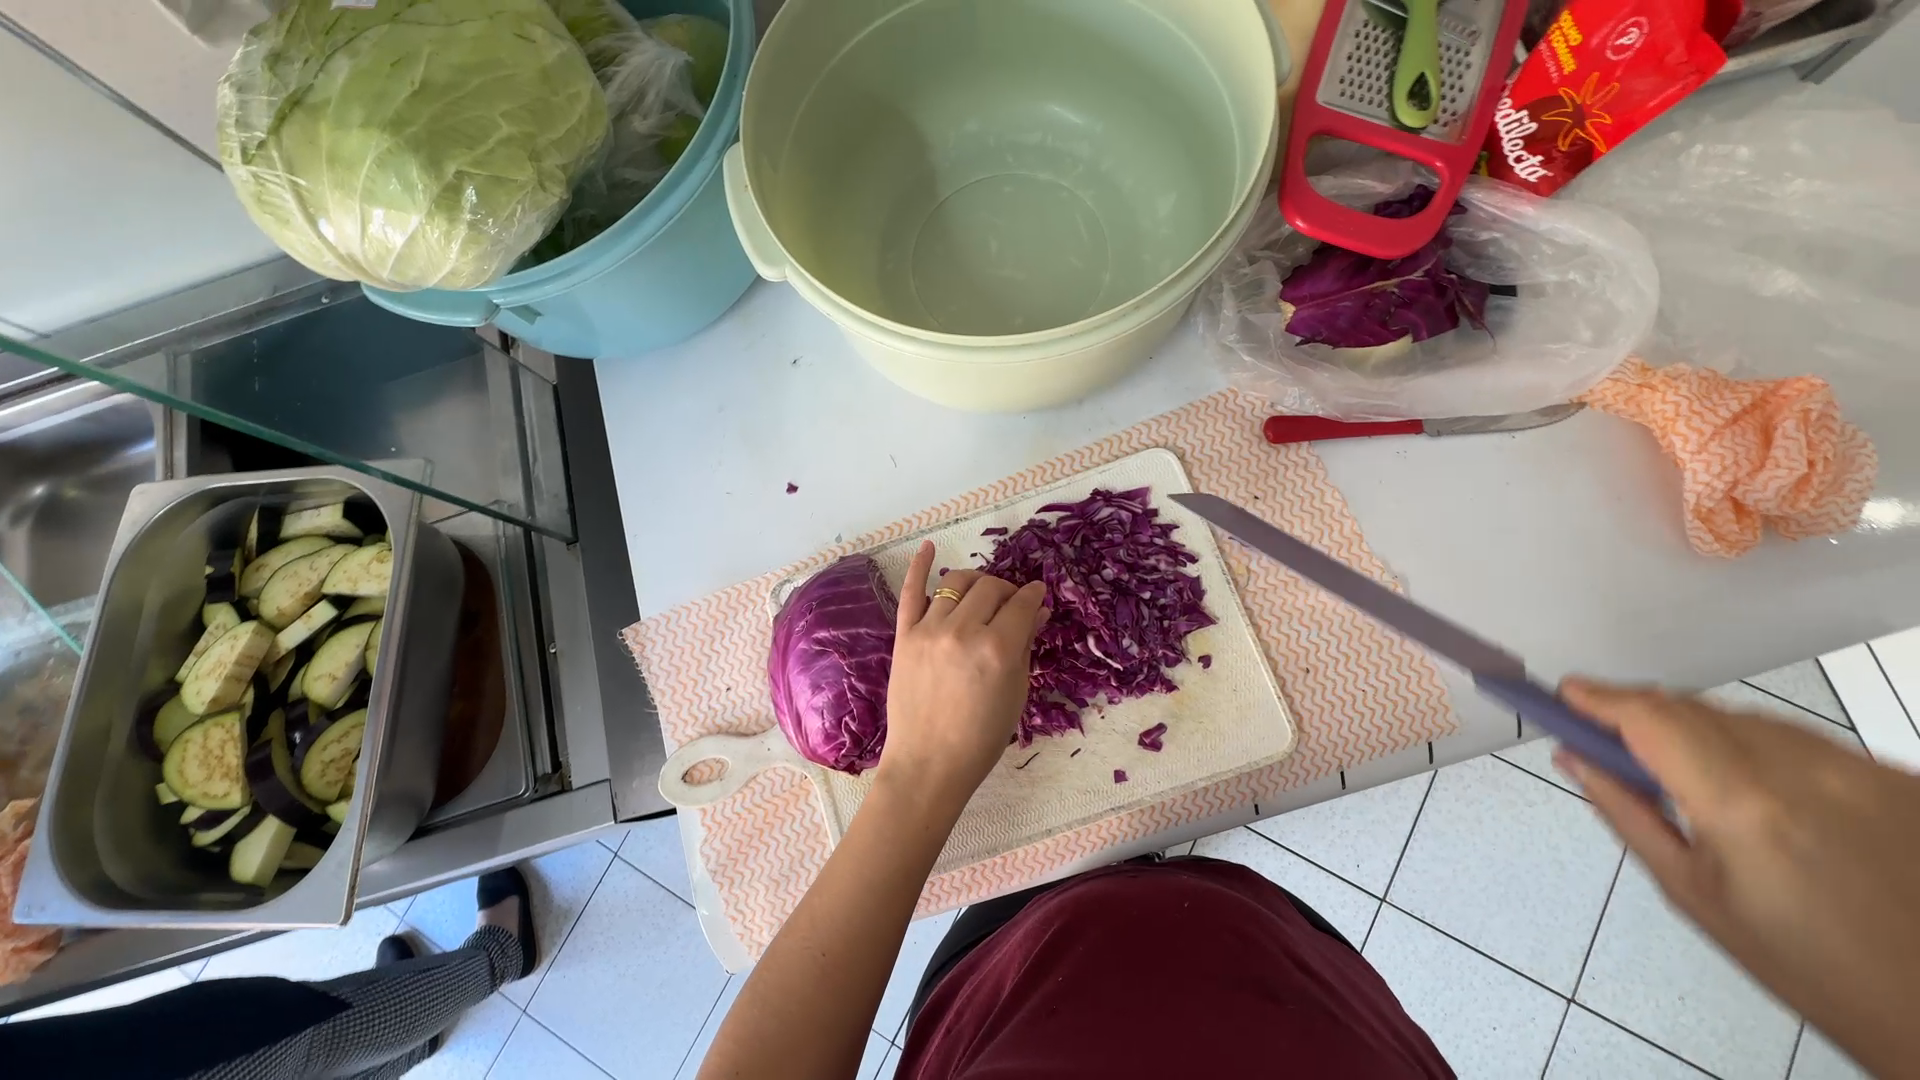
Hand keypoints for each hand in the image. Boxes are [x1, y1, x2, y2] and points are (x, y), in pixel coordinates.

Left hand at [876, 541, 1048, 815]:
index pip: (1022, 604)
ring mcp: (929, 631)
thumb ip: (1025, 646)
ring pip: (956, 583)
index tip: (1038, 596)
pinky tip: (928, 547)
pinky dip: (918, 566)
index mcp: (998, 649)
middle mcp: (963, 631)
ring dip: (975, 583)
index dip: (1034, 597)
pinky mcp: (904, 636)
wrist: (929, 764)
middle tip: (1012, 605)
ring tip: (982, 594)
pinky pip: (911, 592)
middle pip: (991, 588)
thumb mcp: (1015, 693)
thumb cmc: (981, 738)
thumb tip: (1037, 613)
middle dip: (1007, 591)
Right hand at [1557, 679, 1919, 1078]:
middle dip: (1642, 713)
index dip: (1602, 699)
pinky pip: (1803, 739)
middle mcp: (1807, 775)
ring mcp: (1864, 772)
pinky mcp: (1901, 779)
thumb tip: (1574, 758)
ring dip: (1698, 726)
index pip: (1654, 720)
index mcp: (1742, 807)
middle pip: (1697, 711)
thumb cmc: (1803, 964)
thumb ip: (1626, 813)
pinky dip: (1757, 744)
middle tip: (1605, 734)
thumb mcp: (1690, 891)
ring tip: (1679, 765)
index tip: (1566, 693)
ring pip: (1749, 719)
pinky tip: (1753, 783)